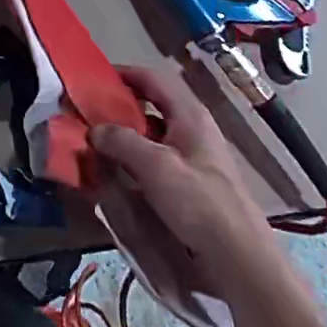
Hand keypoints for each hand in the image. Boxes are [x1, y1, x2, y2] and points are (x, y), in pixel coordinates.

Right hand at [93, 65, 326, 326]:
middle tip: (89, 116)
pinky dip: (136, 161)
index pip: (154, 80)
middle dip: (121, 109)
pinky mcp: (192, 182)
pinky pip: (158, 160)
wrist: (237, 252)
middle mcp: (192, 128)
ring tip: (97, 146)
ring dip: (126, 138)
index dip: (125, 74)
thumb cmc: (198, 201)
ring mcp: (194, 155)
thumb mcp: (156, 168)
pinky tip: (118, 177)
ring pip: (154, 135)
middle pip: (152, 107)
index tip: (96, 78)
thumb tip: (95, 129)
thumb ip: (123, 143)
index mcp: (189, 114)